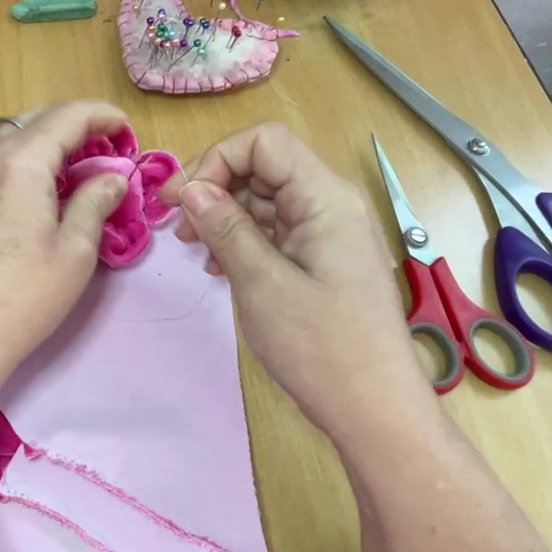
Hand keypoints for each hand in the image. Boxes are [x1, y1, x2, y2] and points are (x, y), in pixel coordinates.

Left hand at [0, 101, 132, 374]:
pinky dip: (18, 154)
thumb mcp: (75, 250)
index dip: (103, 115)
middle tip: (107, 152)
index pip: (67, 115)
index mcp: (19, 159)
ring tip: (74, 166)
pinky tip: (37, 184)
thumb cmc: (23, 295)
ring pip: (8, 132)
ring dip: (43, 138)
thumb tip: (112, 178)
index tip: (128, 129)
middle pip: (36, 119)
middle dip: (75, 126)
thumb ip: (95, 202)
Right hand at [161, 123, 436, 438]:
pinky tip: (219, 265)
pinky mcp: (321, 257)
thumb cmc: (320, 346)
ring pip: (265, 197)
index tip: (177, 199)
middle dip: (214, 185)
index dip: (214, 160)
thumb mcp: (262, 283)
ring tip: (195, 248)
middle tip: (178, 227)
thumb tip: (190, 189)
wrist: (373, 409)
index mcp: (326, 199)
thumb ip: (226, 228)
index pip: (264, 142)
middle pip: (263, 165)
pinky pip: (274, 228)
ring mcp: (328, 232)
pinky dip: (241, 236)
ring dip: (223, 213)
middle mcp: (331, 204)